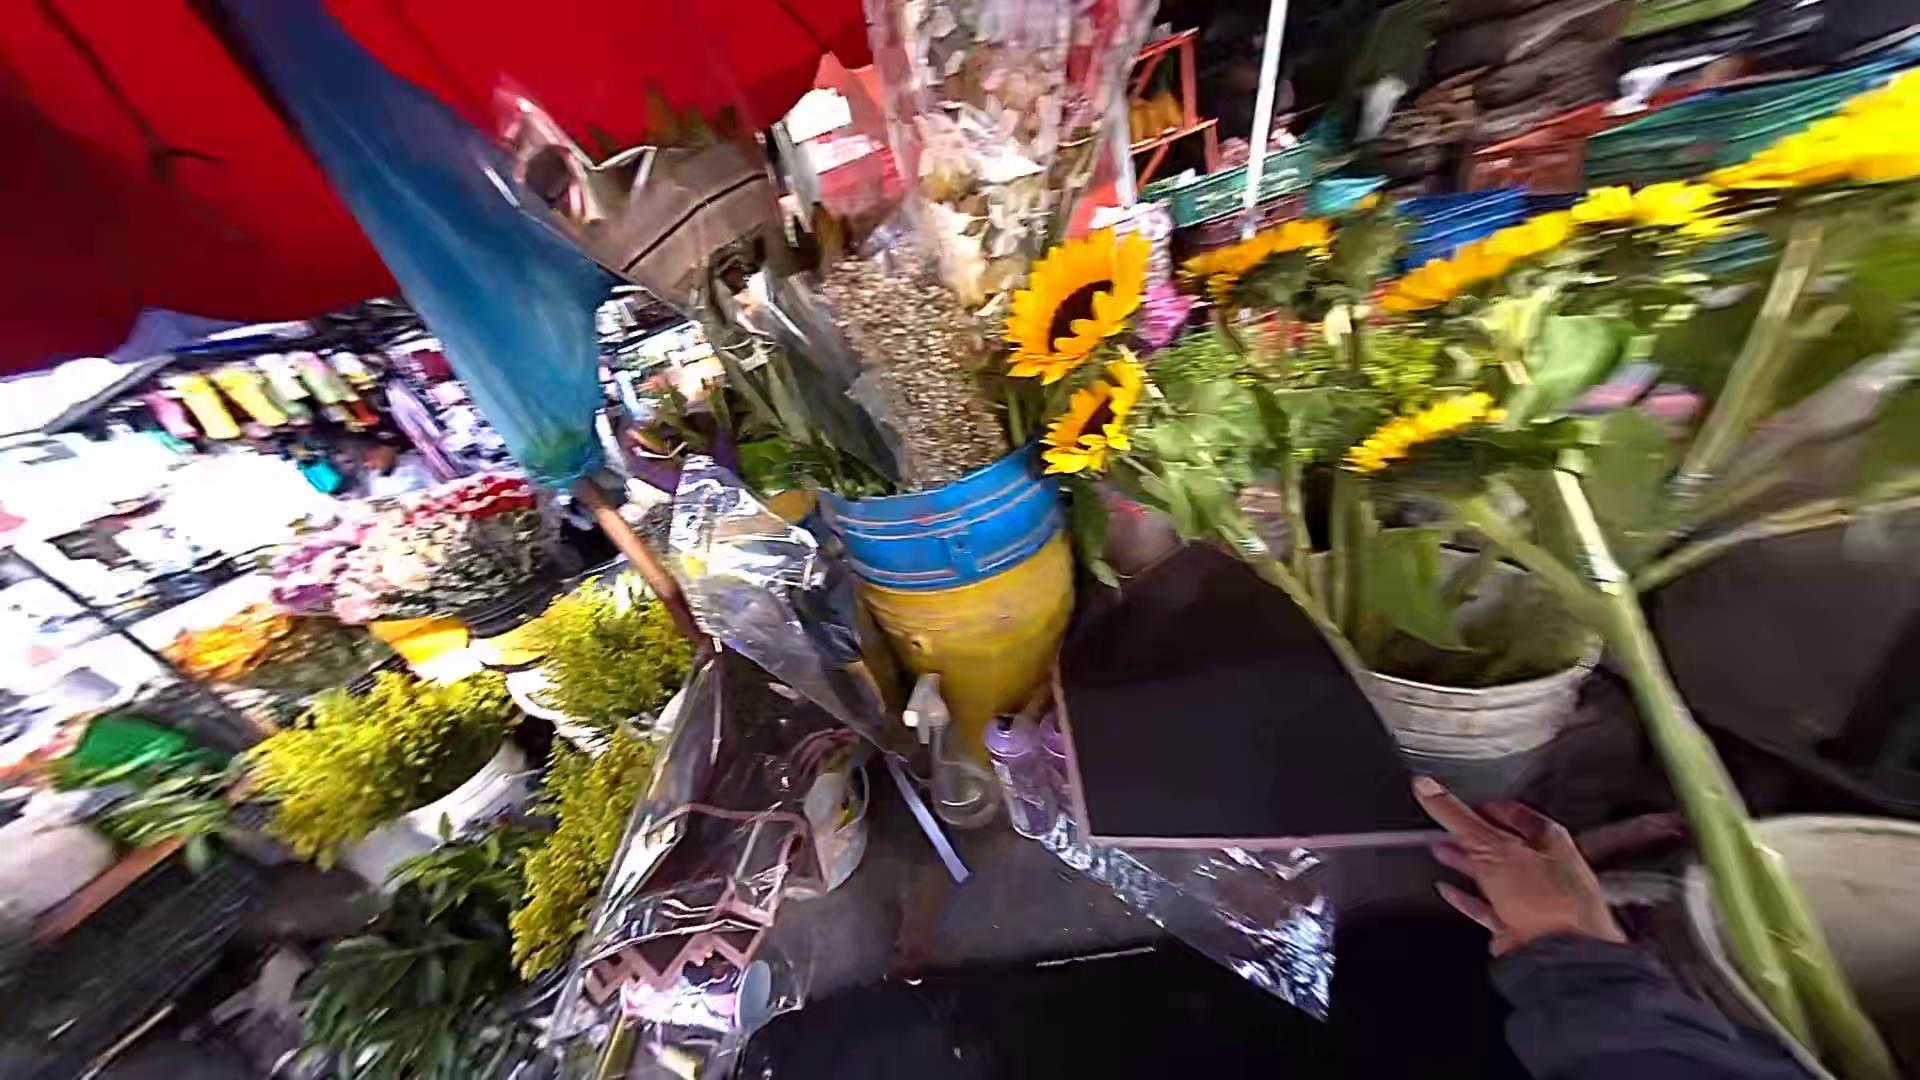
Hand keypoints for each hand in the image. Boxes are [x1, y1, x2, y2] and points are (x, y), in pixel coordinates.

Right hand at [1413, 776, 1626, 955]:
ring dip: (1464, 863)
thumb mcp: (1488, 845)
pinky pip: (1489, 905)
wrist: (1568, 958)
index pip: (1511, 812)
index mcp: (1548, 842)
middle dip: (1468, 836)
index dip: (1481, 806)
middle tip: (1444, 828)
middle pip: (1501, 844)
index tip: (1458, 804)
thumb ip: (1453, 814)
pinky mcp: (1525, 925)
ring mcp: (1538, 900)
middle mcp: (1548, 869)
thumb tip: (1426, 785)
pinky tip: (1450, 890)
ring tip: (1441, 852)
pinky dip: (1466, 897)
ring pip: (1494, 873)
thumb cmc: (1548, 899)